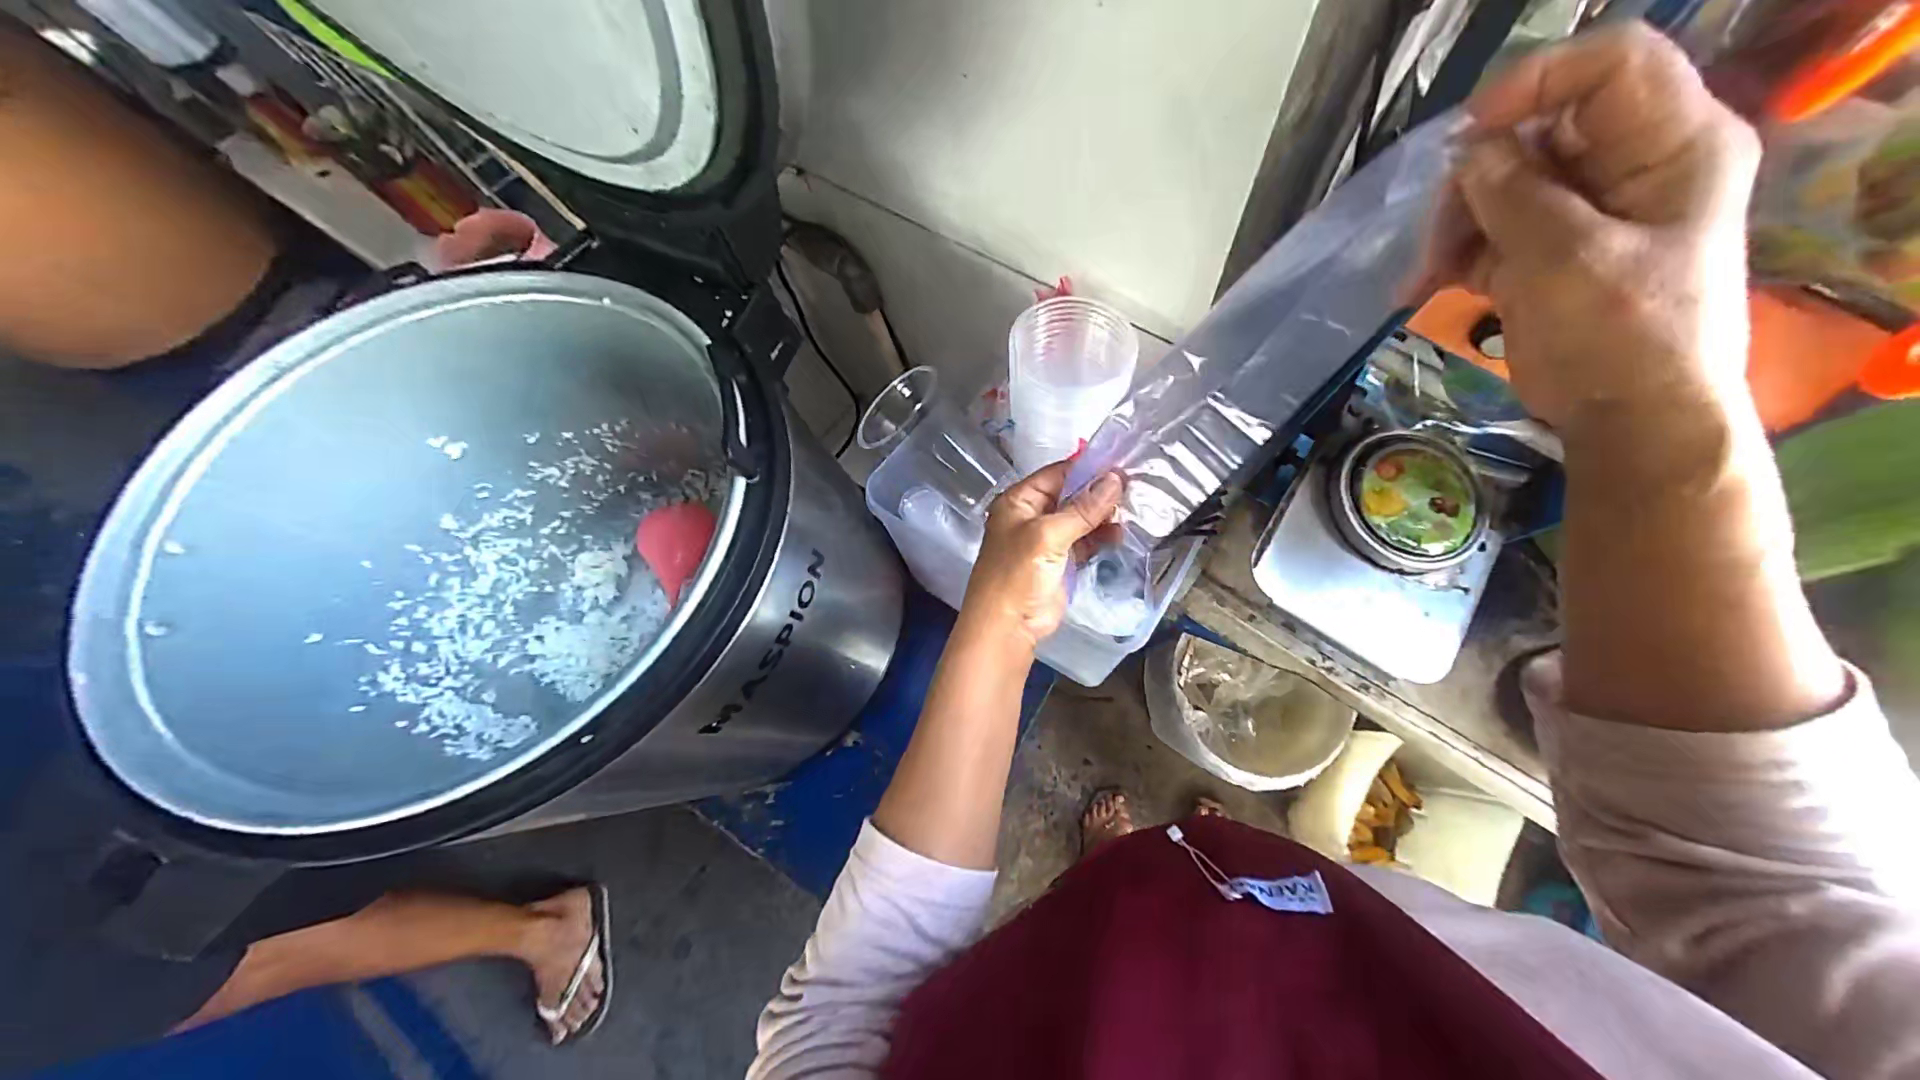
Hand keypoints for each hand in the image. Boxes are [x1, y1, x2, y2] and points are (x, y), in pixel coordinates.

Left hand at [960, 461, 1123, 649]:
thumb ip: (1082, 509)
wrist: (1007, 626)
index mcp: (1019, 501)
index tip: (1121, 462)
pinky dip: (1101, 536)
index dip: (1087, 468)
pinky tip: (1120, 532)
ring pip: (1080, 518)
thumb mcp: (1048, 536)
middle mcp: (1031, 516)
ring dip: (1103, 514)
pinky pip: (1084, 540)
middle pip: (1070, 495)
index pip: (1056, 473)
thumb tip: (1115, 479)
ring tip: (1132, 508)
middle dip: (1099, 491)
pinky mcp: (1060, 561)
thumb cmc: (1017, 575)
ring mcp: (1046, 539)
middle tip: (1134, 485)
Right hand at [1426, 24, 1761, 430]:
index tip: (1466, 135)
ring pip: (1500, 185)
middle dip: (1475, 179)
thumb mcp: (1567, 261)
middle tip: (1437, 234)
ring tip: (1425, 276)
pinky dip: (1451, 256)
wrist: (1627, 418)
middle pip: (1538, 131)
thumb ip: (1517, 198)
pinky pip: (1487, 232)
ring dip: (1453, 225)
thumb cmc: (1619, 339)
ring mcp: (1582, 213)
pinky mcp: (1544, 253)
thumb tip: (1469, 152)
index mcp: (1670, 146)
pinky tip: (1423, 287)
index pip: (1610, 65)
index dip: (1534, 83)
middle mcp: (1628, 166)